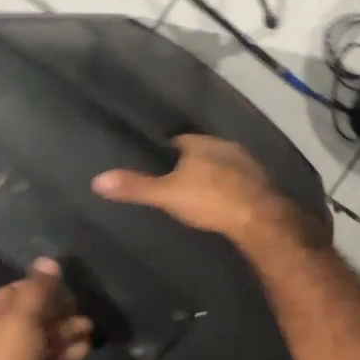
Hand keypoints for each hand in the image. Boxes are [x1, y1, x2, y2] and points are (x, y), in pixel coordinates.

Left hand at [0, 258, 92, 359]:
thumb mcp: (23, 318)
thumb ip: (38, 288)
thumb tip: (48, 259)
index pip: (17, 289)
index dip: (40, 284)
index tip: (65, 284)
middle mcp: (4, 334)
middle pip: (36, 313)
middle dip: (61, 309)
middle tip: (82, 308)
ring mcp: (18, 358)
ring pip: (48, 336)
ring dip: (69, 331)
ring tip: (89, 329)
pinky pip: (53, 359)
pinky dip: (68, 354)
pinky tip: (85, 351)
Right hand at [92, 135, 318, 246]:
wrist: (260, 217)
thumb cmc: (210, 200)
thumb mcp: (167, 195)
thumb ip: (136, 186)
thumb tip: (97, 179)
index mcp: (201, 142)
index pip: (178, 141)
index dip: (166, 154)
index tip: (156, 168)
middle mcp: (226, 145)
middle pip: (202, 152)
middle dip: (191, 165)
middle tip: (176, 185)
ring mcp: (248, 163)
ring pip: (222, 166)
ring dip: (213, 177)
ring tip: (198, 196)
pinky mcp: (262, 182)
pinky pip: (239, 181)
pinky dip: (230, 189)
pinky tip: (224, 204)